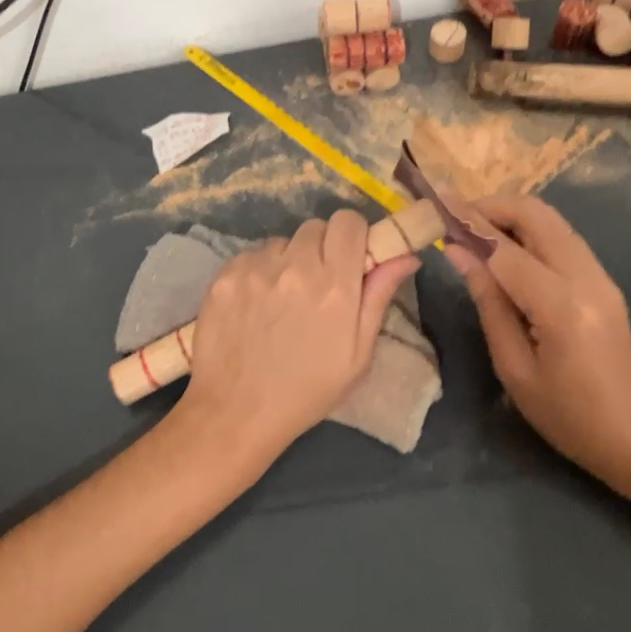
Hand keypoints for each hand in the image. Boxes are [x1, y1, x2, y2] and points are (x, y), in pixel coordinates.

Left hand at [174, 210, 420, 463]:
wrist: (237, 410)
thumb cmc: (307, 390)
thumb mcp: (358, 355)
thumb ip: (379, 297)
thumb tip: (405, 255)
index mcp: (335, 286)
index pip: (348, 221)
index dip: (353, 235)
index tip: (352, 256)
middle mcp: (295, 267)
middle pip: (315, 227)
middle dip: (322, 248)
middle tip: (318, 284)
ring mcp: (255, 269)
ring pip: (281, 242)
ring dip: (287, 260)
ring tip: (282, 300)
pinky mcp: (225, 275)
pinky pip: (250, 256)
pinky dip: (257, 272)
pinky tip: (256, 306)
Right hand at [442, 195, 630, 482]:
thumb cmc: (564, 414)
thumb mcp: (512, 366)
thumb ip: (487, 301)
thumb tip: (457, 251)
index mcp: (561, 306)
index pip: (505, 249)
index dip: (467, 222)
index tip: (435, 201)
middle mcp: (586, 278)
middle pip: (536, 215)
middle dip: (491, 207)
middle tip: (454, 218)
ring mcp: (600, 276)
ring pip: (551, 220)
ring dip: (509, 216)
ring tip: (471, 232)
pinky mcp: (602, 279)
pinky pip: (560, 237)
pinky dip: (527, 231)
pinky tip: (502, 250)